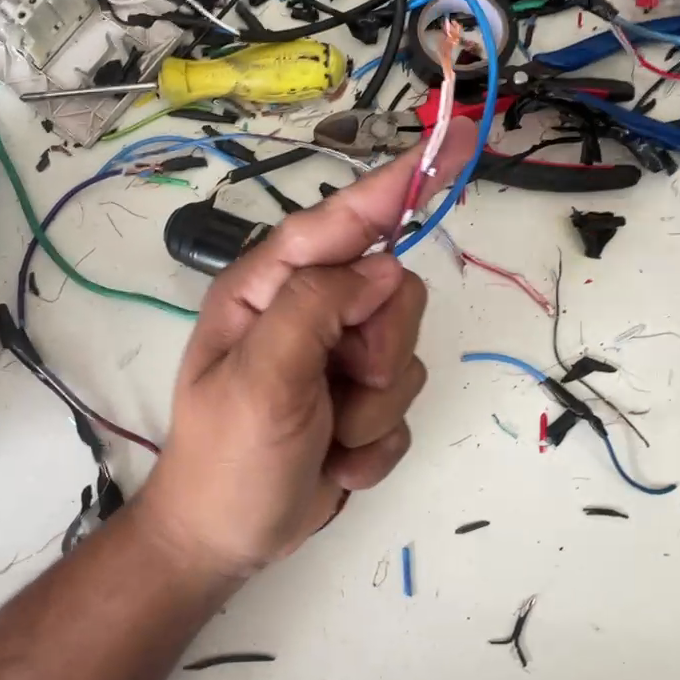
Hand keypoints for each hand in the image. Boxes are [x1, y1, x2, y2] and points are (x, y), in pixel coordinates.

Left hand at [132, 121, 477, 581]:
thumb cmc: (226, 457)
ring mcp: (339, 358)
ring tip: (324, 435)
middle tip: (340, 391)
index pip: (343, 220)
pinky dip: (373, 443)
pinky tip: (333, 460)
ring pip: (406, 354)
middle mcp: (309, 311)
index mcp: (271, 288)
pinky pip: (403, 406)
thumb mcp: (260, 379)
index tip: (453, 140)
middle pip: (394, 292)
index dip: (398, 181)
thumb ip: (318, 308)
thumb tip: (383, 268)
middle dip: (379, 351)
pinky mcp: (361, 402)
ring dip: (372, 410)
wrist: (226, 539)